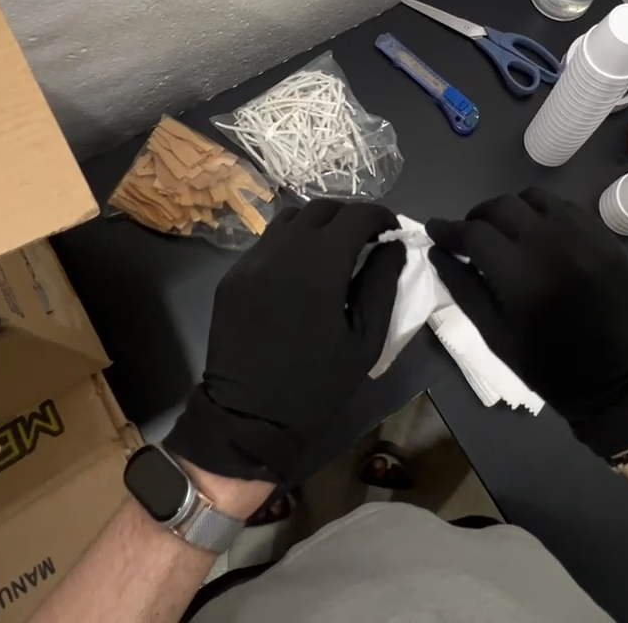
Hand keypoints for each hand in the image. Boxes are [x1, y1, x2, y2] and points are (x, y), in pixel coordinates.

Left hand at [164, 199, 403, 481]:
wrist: (248, 419)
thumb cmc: (317, 385)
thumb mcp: (365, 340)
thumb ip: (382, 284)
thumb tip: (394, 245)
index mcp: (320, 267)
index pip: (356, 215)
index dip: (381, 216)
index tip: (392, 232)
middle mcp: (283, 251)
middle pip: (323, 208)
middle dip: (350, 217)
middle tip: (365, 241)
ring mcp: (252, 260)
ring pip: (291, 218)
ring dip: (318, 225)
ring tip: (332, 251)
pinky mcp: (233, 274)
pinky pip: (267, 241)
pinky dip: (291, 243)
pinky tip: (299, 271)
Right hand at [427, 187, 627, 460]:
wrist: (618, 375)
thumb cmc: (549, 365)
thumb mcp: (496, 336)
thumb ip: (464, 288)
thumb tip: (437, 252)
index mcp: (521, 276)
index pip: (473, 234)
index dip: (447, 229)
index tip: (434, 229)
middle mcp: (551, 244)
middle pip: (501, 206)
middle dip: (476, 217)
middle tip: (469, 236)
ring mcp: (582, 235)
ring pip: (532, 198)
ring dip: (510, 210)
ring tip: (504, 232)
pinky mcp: (602, 234)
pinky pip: (563, 206)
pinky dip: (541, 213)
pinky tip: (538, 235)